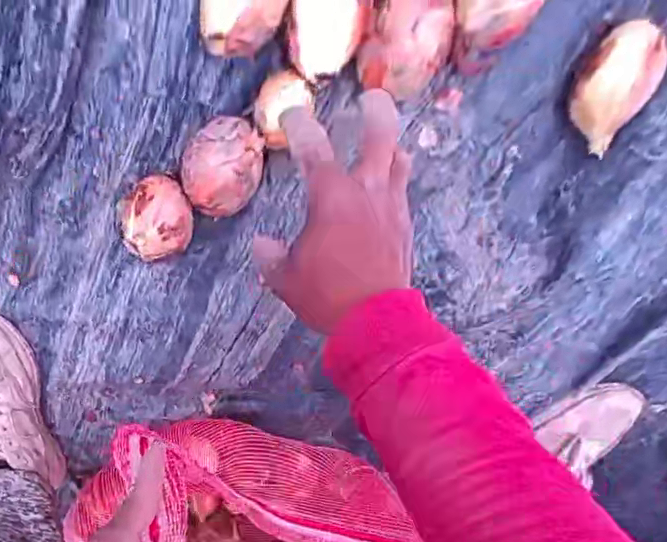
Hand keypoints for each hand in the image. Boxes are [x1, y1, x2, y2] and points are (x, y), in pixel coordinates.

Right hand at [254, 88, 413, 333]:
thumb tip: (262, 244)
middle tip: (371, 98)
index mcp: (331, 195)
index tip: (291, 116)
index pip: (312, 147)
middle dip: (375, 110)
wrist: (375, 320)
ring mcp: (390, 207)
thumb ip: (271, 258)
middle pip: (379, 134)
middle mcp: (366, 191)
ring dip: (392, 147)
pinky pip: (402, 194)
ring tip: (387, 147)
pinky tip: (389, 194)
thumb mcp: (286, 279)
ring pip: (399, 160)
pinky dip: (395, 186)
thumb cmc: (326, 296)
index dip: (299, 125)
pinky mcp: (404, 228)